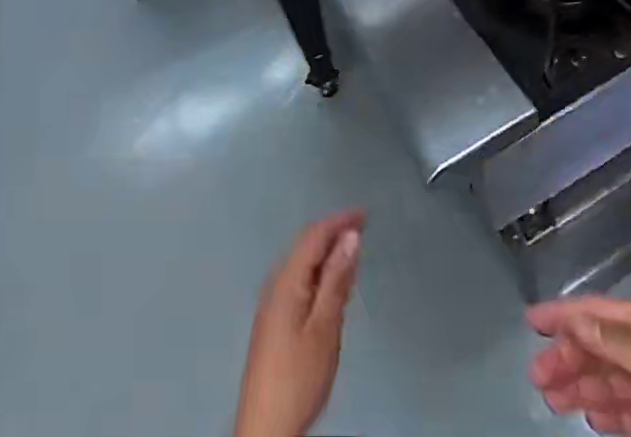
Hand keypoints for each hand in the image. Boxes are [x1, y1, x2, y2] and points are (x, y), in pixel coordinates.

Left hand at [233, 209, 364, 436]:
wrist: (266, 419)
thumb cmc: (299, 373)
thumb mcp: (325, 327)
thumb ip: (337, 281)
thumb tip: (349, 237)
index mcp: (287, 280)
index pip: (313, 237)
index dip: (337, 221)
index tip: (364, 213)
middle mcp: (276, 283)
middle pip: (305, 246)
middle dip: (332, 233)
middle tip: (363, 228)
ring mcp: (273, 301)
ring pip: (302, 264)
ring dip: (326, 252)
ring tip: (353, 250)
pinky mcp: (275, 318)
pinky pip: (299, 280)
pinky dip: (319, 272)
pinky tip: (332, 284)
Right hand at [528, 297, 630, 436]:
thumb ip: (624, 343)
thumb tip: (574, 319)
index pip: (600, 313)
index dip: (564, 315)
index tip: (530, 323)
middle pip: (601, 349)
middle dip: (568, 360)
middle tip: (538, 379)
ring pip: (612, 383)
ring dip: (582, 389)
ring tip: (555, 402)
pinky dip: (610, 415)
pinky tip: (593, 421)